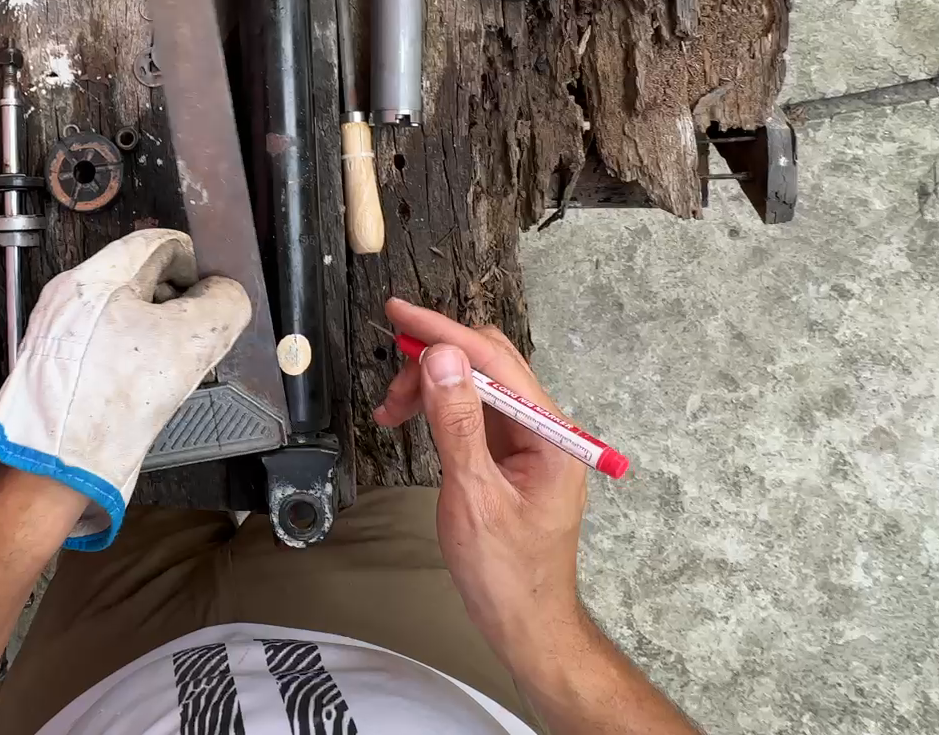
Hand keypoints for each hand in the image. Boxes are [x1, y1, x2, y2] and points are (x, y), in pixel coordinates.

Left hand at [0, 229, 249, 548]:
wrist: (55, 471)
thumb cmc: (112, 403)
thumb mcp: (188, 344)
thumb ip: (220, 305)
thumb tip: (226, 294)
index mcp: (93, 279)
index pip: (155, 243)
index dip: (193, 261)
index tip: (213, 290)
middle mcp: (70, 297)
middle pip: (140, 278)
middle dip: (178, 300)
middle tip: (201, 329)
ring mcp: (62, 332)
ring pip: (127, 311)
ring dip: (160, 327)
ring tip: (179, 361)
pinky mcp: (61, 363)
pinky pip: (109, 341)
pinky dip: (136, 351)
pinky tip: (152, 381)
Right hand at [375, 298, 591, 669]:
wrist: (524, 625)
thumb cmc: (504, 572)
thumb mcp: (474, 496)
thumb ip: (458, 423)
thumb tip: (441, 357)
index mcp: (550, 436)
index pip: (495, 362)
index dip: (444, 333)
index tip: (398, 313)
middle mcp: (542, 427)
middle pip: (487, 362)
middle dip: (433, 358)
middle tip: (389, 378)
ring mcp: (525, 438)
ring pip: (473, 381)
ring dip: (428, 384)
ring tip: (390, 410)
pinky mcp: (506, 450)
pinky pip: (468, 407)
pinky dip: (434, 404)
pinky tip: (408, 418)